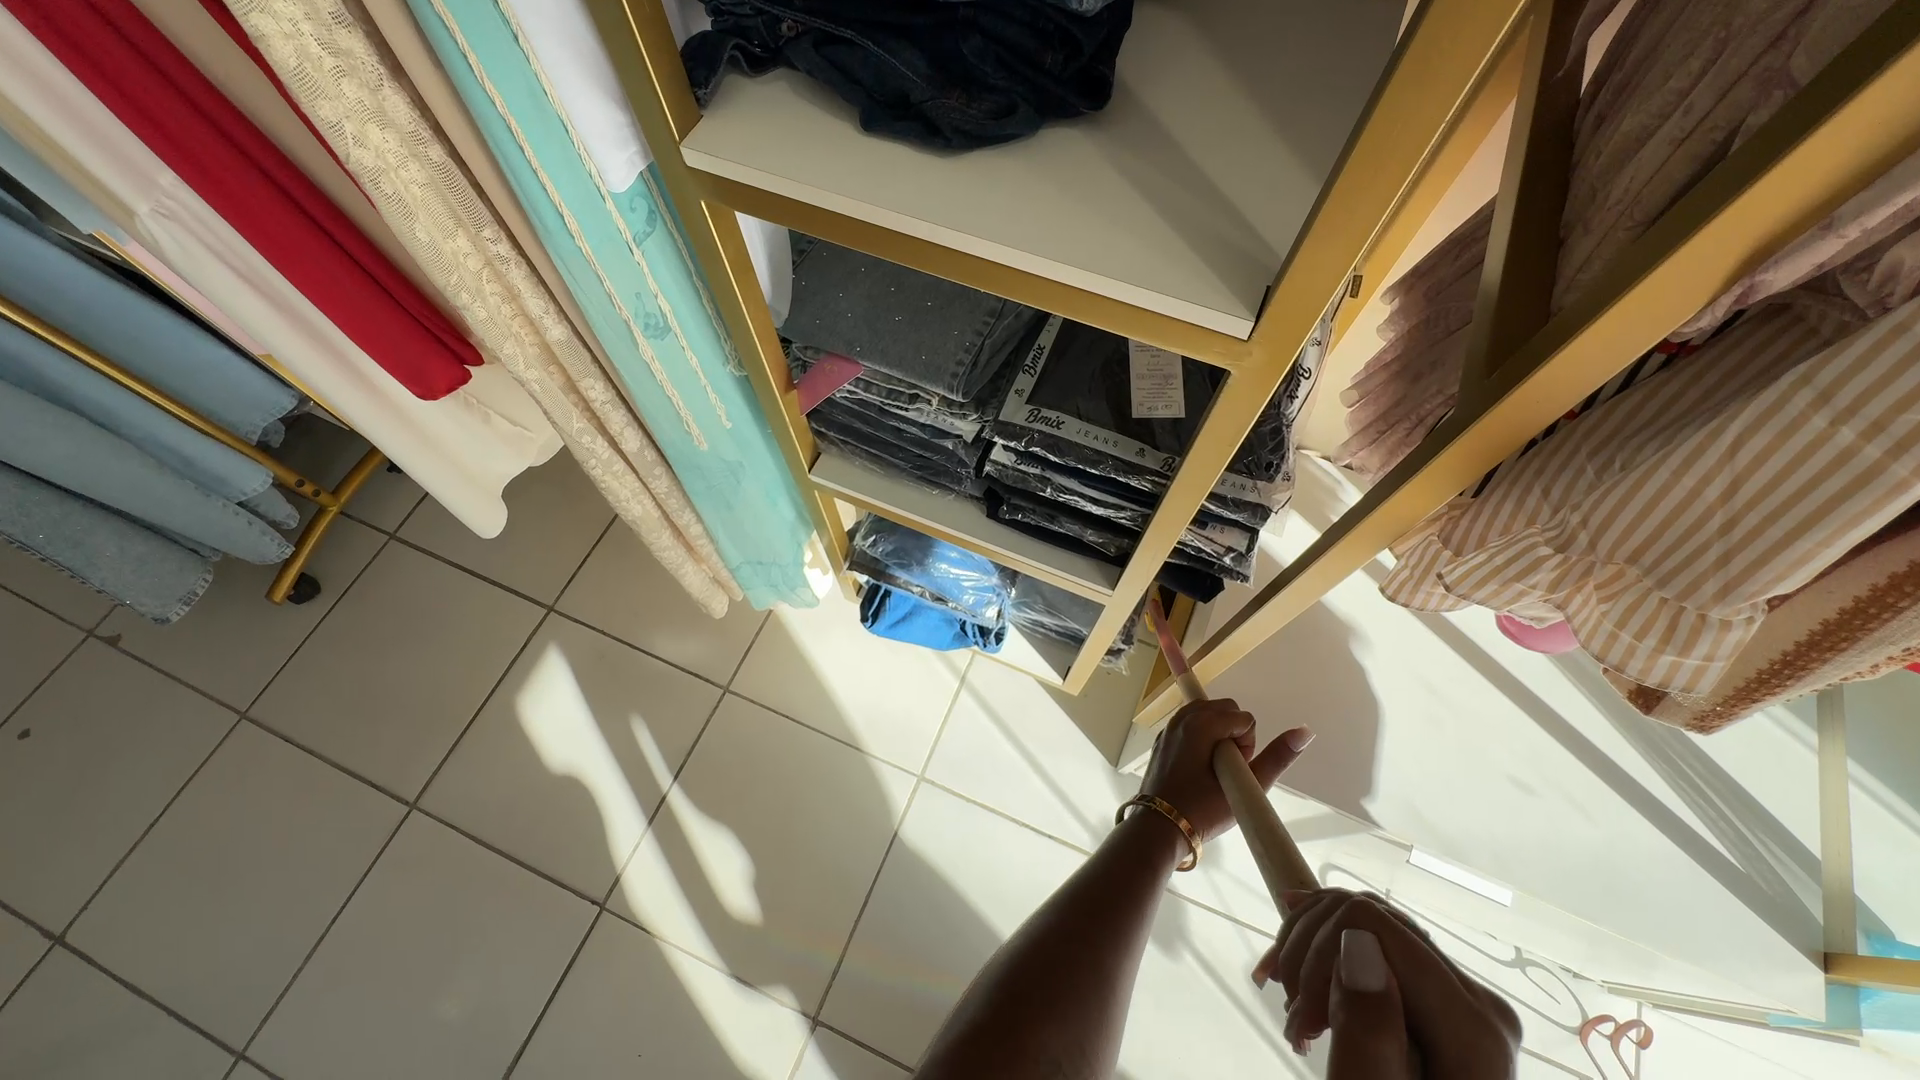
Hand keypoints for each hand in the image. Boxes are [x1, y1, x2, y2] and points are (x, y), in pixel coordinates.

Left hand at [1140, 698, 1311, 842]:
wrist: (1158, 827)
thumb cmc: (1203, 809)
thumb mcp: (1247, 786)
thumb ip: (1277, 758)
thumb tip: (1305, 731)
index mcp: (1201, 723)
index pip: (1244, 718)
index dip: (1247, 745)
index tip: (1235, 770)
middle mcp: (1183, 717)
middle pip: (1225, 709)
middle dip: (1233, 735)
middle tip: (1226, 769)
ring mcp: (1169, 727)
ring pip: (1207, 714)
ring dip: (1218, 735)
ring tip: (1212, 769)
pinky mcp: (1162, 738)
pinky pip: (1190, 725)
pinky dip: (1200, 738)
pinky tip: (1196, 767)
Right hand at [1252, 889, 1520, 1078]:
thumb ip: (1369, 1029)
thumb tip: (1358, 942)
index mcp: (1469, 1023)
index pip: (1371, 922)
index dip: (1317, 950)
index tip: (1298, 1014)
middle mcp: (1477, 1000)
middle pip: (1371, 920)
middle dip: (1310, 954)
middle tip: (1289, 1015)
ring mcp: (1464, 1000)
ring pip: (1369, 928)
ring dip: (1312, 957)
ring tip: (1293, 1012)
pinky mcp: (1445, 1004)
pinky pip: (1379, 950)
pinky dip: (1330, 962)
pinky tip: (1301, 990)